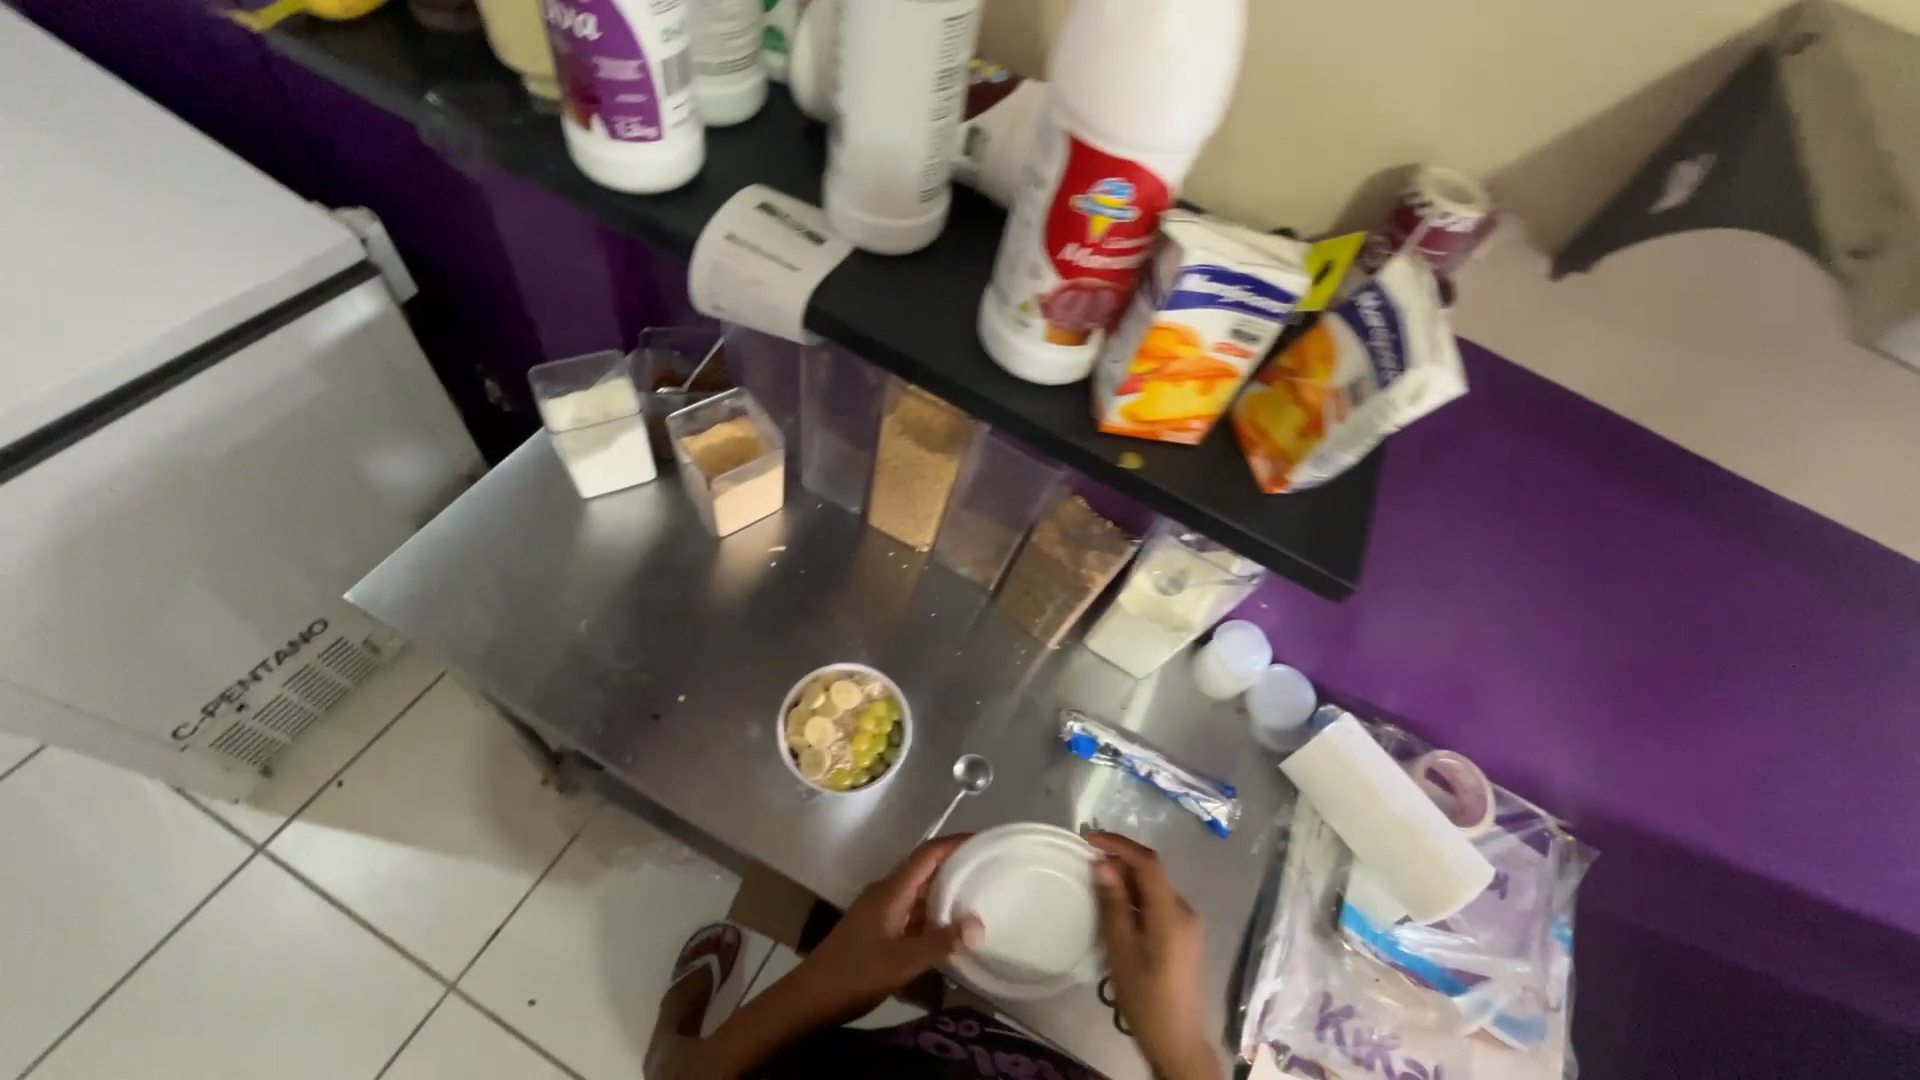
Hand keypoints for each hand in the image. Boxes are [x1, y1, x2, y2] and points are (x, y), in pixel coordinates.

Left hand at [794, 834, 983, 1022]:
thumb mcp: (903, 962)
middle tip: (985, 869)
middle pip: (922, 868)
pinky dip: (930, 912)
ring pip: (916, 891)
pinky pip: (909, 909)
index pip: (927, 854)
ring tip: (974, 896)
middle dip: (952, 865)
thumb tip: (978, 924)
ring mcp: (878, 909)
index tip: (980, 841)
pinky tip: (947, 928)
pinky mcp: (876, 927)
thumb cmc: (856, 974)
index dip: (953, 843)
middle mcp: (885, 892)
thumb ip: (941, 942)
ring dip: (942, 890)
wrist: (810, 997)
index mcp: (891, 890)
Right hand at [1089, 832, 1218, 1079]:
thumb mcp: (1121, 951)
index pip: (1148, 863)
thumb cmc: (1145, 998)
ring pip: (1153, 888)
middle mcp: (1184, 911)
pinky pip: (1157, 904)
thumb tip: (1102, 864)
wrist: (1176, 1041)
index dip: (1119, 844)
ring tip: (1096, 885)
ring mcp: (1187, 924)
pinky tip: (1116, 909)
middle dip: (1120, 862)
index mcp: (1172, 913)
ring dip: (1127, 881)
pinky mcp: (1183, 936)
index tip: (1089, 838)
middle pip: (1151, 873)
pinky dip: (1136, 898)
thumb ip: (1113, 904)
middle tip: (1087, 863)